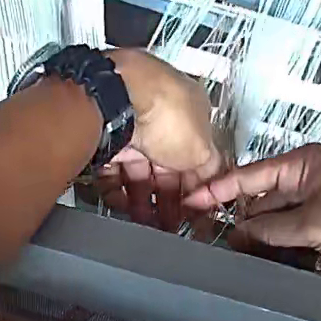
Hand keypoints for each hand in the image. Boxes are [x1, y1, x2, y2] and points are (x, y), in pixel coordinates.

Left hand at [97, 49, 222, 227]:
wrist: (122, 98)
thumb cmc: (165, 111)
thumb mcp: (203, 149)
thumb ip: (210, 168)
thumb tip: (215, 180)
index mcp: (189, 117)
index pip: (194, 158)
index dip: (192, 187)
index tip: (189, 209)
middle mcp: (160, 121)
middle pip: (163, 169)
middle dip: (165, 199)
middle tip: (166, 222)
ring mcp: (131, 130)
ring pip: (136, 173)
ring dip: (140, 200)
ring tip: (143, 221)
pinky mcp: (105, 140)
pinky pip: (110, 173)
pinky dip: (115, 191)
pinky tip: (121, 205)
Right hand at [181, 143, 320, 274]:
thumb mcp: (315, 225)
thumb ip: (271, 228)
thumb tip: (238, 232)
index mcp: (303, 164)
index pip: (247, 176)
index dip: (215, 191)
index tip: (187, 204)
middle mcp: (310, 175)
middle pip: (261, 196)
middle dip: (236, 216)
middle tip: (205, 237)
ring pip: (278, 215)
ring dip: (259, 233)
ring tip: (230, 252)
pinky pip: (296, 227)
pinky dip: (280, 240)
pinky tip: (265, 255)